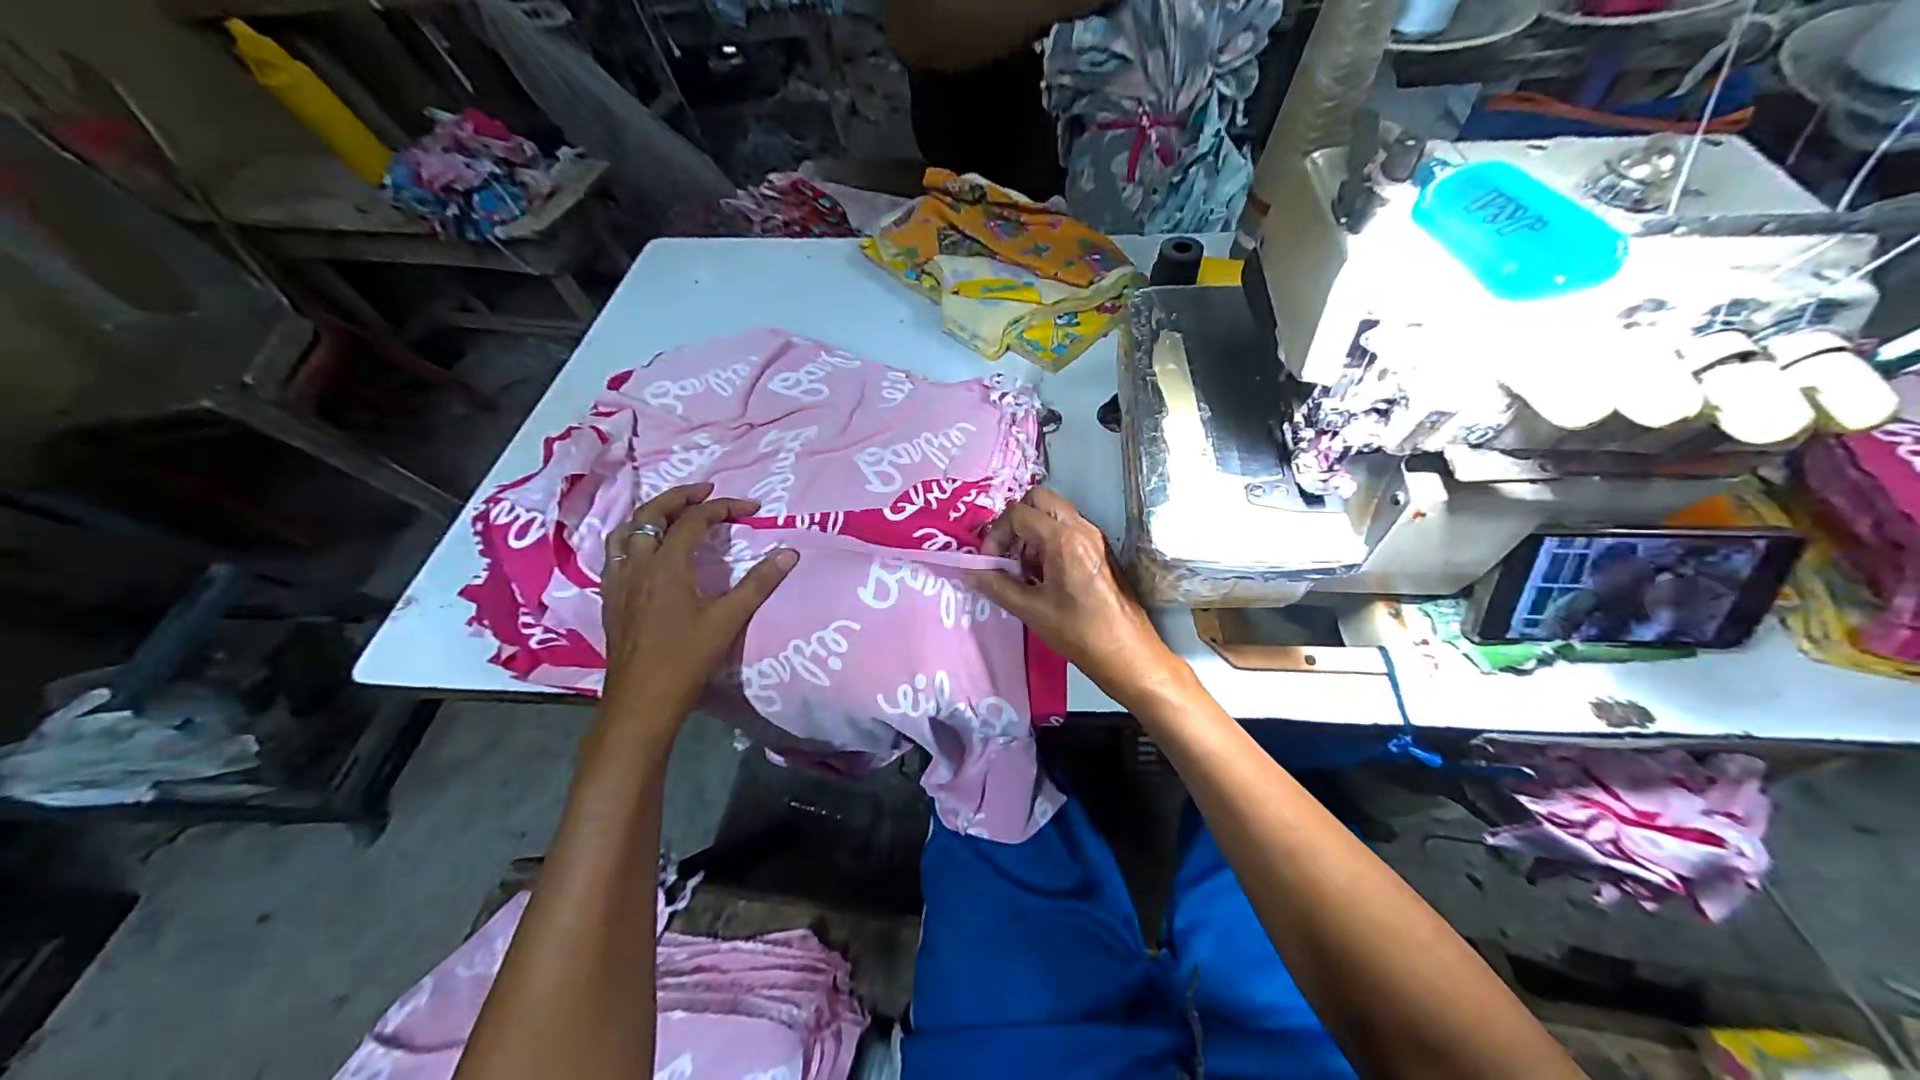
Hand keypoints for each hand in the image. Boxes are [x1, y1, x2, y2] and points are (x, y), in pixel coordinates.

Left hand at [599, 483, 797, 726]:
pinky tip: (646, 552)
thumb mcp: (729, 619)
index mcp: (667, 565)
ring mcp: (618, 581)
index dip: (724, 508)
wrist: (642, 699)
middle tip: (707, 492)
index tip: (751, 509)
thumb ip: (759, 582)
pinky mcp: (610, 598)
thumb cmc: (687, 659)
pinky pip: (615, 554)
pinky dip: (632, 539)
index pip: (695, 520)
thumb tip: (788, 553)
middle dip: (680, 497)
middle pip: (652, 513)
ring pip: (626, 531)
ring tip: (673, 514)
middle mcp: (637, 564)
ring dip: (651, 514)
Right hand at [968, 488, 1186, 708]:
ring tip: (1023, 567)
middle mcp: (1081, 528)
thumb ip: (996, 585)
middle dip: (1015, 520)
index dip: (996, 534)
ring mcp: (1094, 536)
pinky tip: (1043, 574)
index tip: (991, 562)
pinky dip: (1048, 538)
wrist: (1127, 653)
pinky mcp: (1101, 549)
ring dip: (1032, 529)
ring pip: (1054, 511)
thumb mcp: (1031, 610)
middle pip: (1038, 498)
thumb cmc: (1080, 633)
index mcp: (1063, 539)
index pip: (1017, 513)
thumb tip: (970, 571)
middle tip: (1006, 553)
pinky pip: (1068, 527)